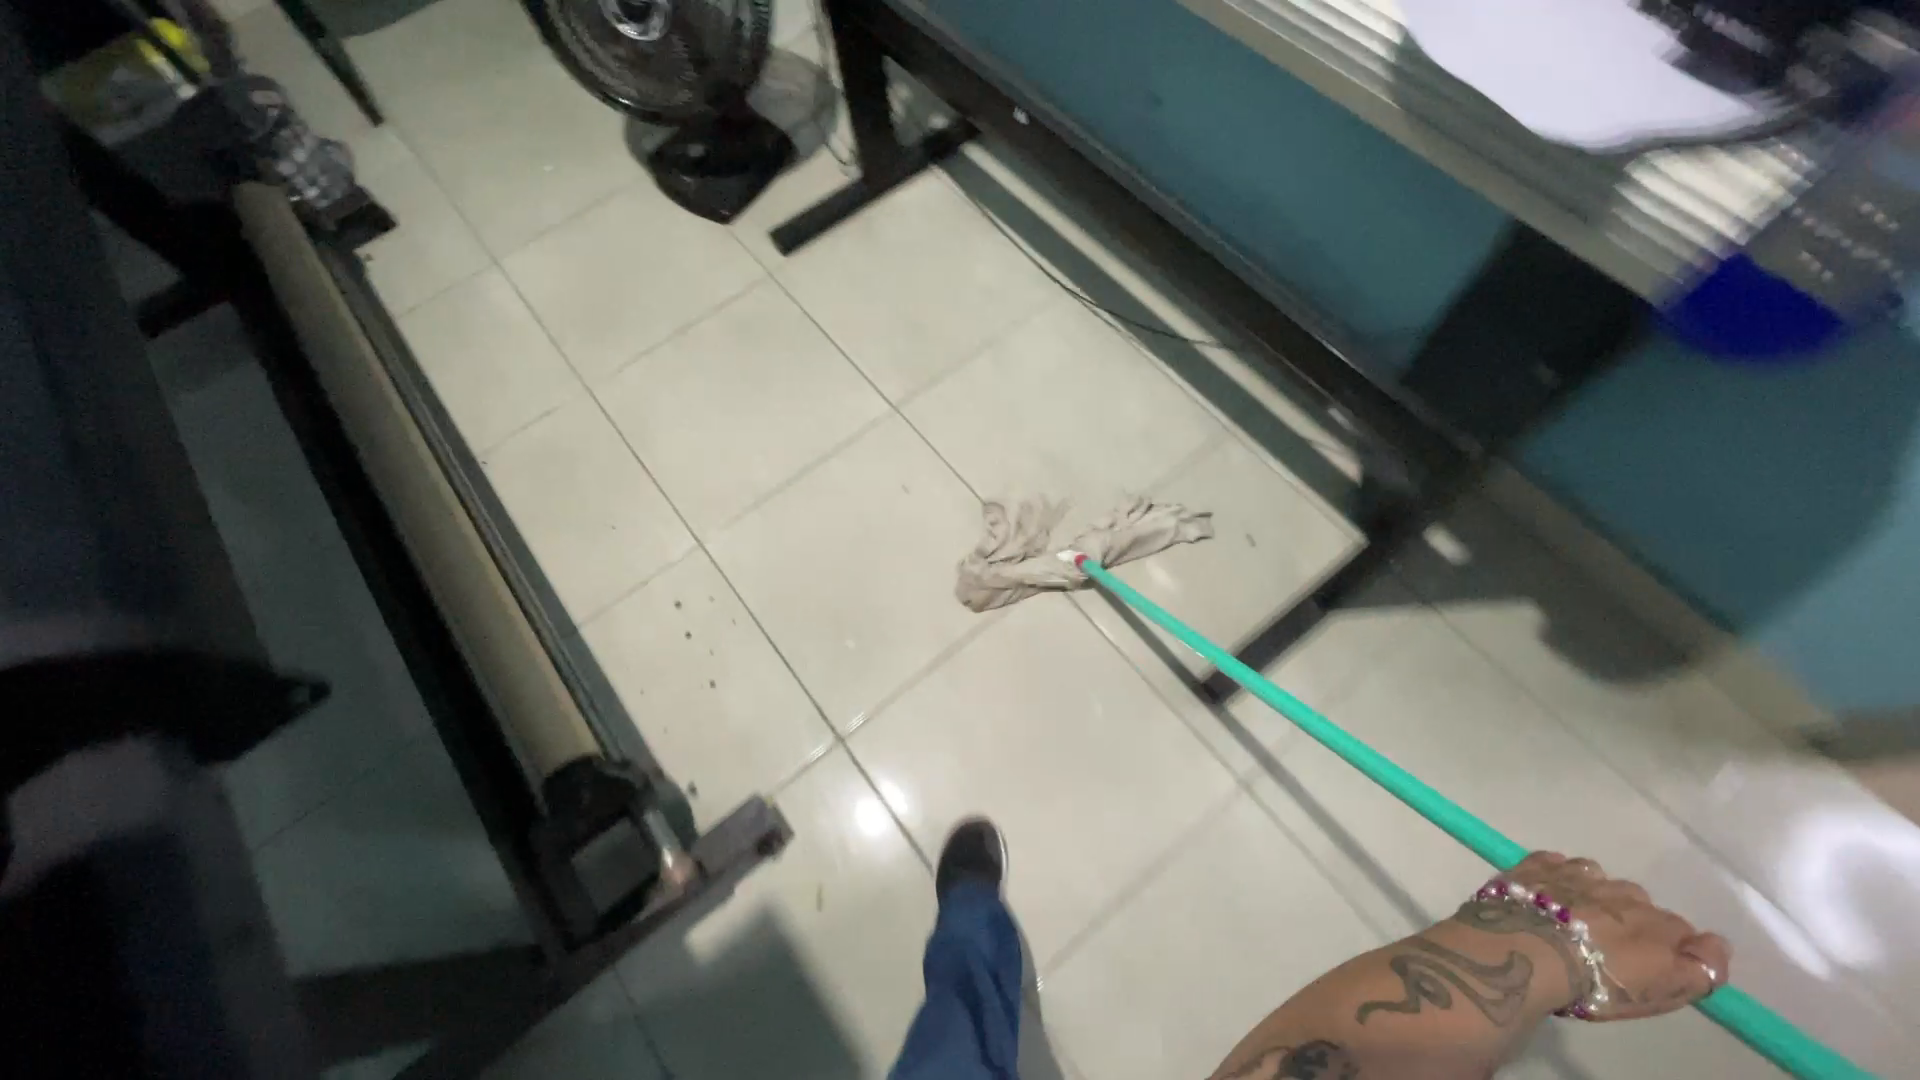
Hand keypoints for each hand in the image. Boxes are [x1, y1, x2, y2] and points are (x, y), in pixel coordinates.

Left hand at [1499, 851, 1730, 1021]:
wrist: (1527, 950)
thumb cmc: (1596, 983)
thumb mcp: (1661, 992)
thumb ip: (1696, 969)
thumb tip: (1717, 944)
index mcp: (1657, 925)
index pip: (1678, 929)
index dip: (1666, 943)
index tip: (1649, 958)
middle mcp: (1623, 894)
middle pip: (1635, 900)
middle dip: (1626, 915)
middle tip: (1605, 939)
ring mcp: (1577, 875)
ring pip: (1596, 876)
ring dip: (1591, 891)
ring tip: (1573, 913)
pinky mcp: (1537, 866)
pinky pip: (1553, 861)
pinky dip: (1554, 872)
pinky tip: (1545, 887)